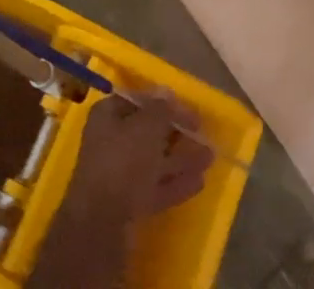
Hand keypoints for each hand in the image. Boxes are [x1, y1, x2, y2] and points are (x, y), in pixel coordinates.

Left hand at [67, 92, 213, 220]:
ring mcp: (118, 174)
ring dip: (181, 159)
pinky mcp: (127, 202)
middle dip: (176, 133)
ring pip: (153, 161)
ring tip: (210, 157)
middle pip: (146, 132)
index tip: (188, 109)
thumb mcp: (146, 127)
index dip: (162, 102)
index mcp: (106, 116)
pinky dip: (175, 184)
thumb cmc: (123, 161)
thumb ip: (160, 109)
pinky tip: (199, 182)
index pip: (136, 101)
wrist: (103, 221)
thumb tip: (167, 92)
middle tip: (202, 133)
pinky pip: (155, 187)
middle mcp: (109, 141)